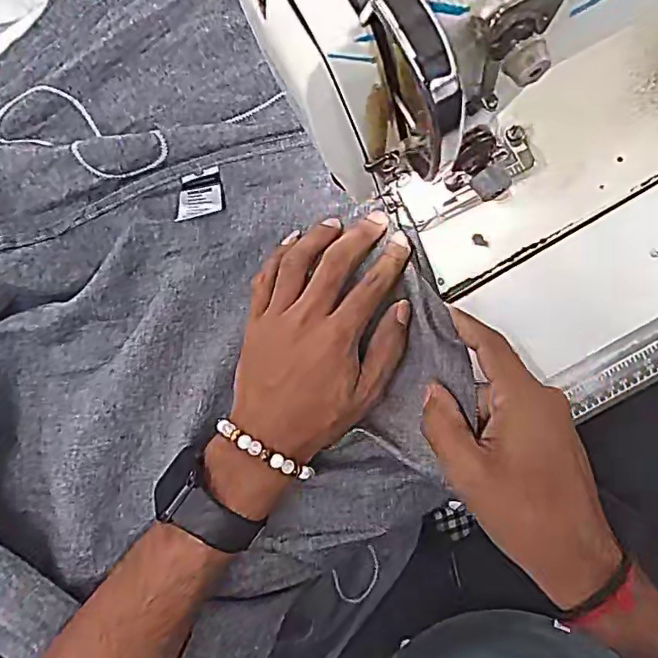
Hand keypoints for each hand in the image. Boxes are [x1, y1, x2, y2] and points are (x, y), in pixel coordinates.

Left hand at [205, 213, 414, 520]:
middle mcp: (306, 318)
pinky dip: (279, 254)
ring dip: (318, 236)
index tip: (400, 245)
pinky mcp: (256, 320)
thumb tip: (401, 312)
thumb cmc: (314, 418)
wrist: (266, 434)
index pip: (370, 286)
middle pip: (335, 262)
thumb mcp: (364, 393)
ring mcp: (277, 315)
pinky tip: (291, 242)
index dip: (390, 261)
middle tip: (374, 222)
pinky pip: (266, 276)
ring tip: (335, 223)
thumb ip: (386, 349)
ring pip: (298, 261)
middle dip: (359, 236)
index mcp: (336, 336)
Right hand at [421, 309, 625, 608]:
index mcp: (525, 399)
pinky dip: (490, 429)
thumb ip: (442, 424)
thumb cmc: (531, 517)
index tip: (444, 312)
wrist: (574, 554)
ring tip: (463, 458)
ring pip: (499, 401)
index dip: (464, 325)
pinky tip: (480, 462)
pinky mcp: (552, 436)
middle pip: (490, 377)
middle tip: (435, 417)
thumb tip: (432, 393)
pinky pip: (513, 417)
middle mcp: (544, 401)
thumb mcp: (468, 471)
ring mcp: (551, 419)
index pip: (490, 346)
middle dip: (459, 395)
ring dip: (475, 420)